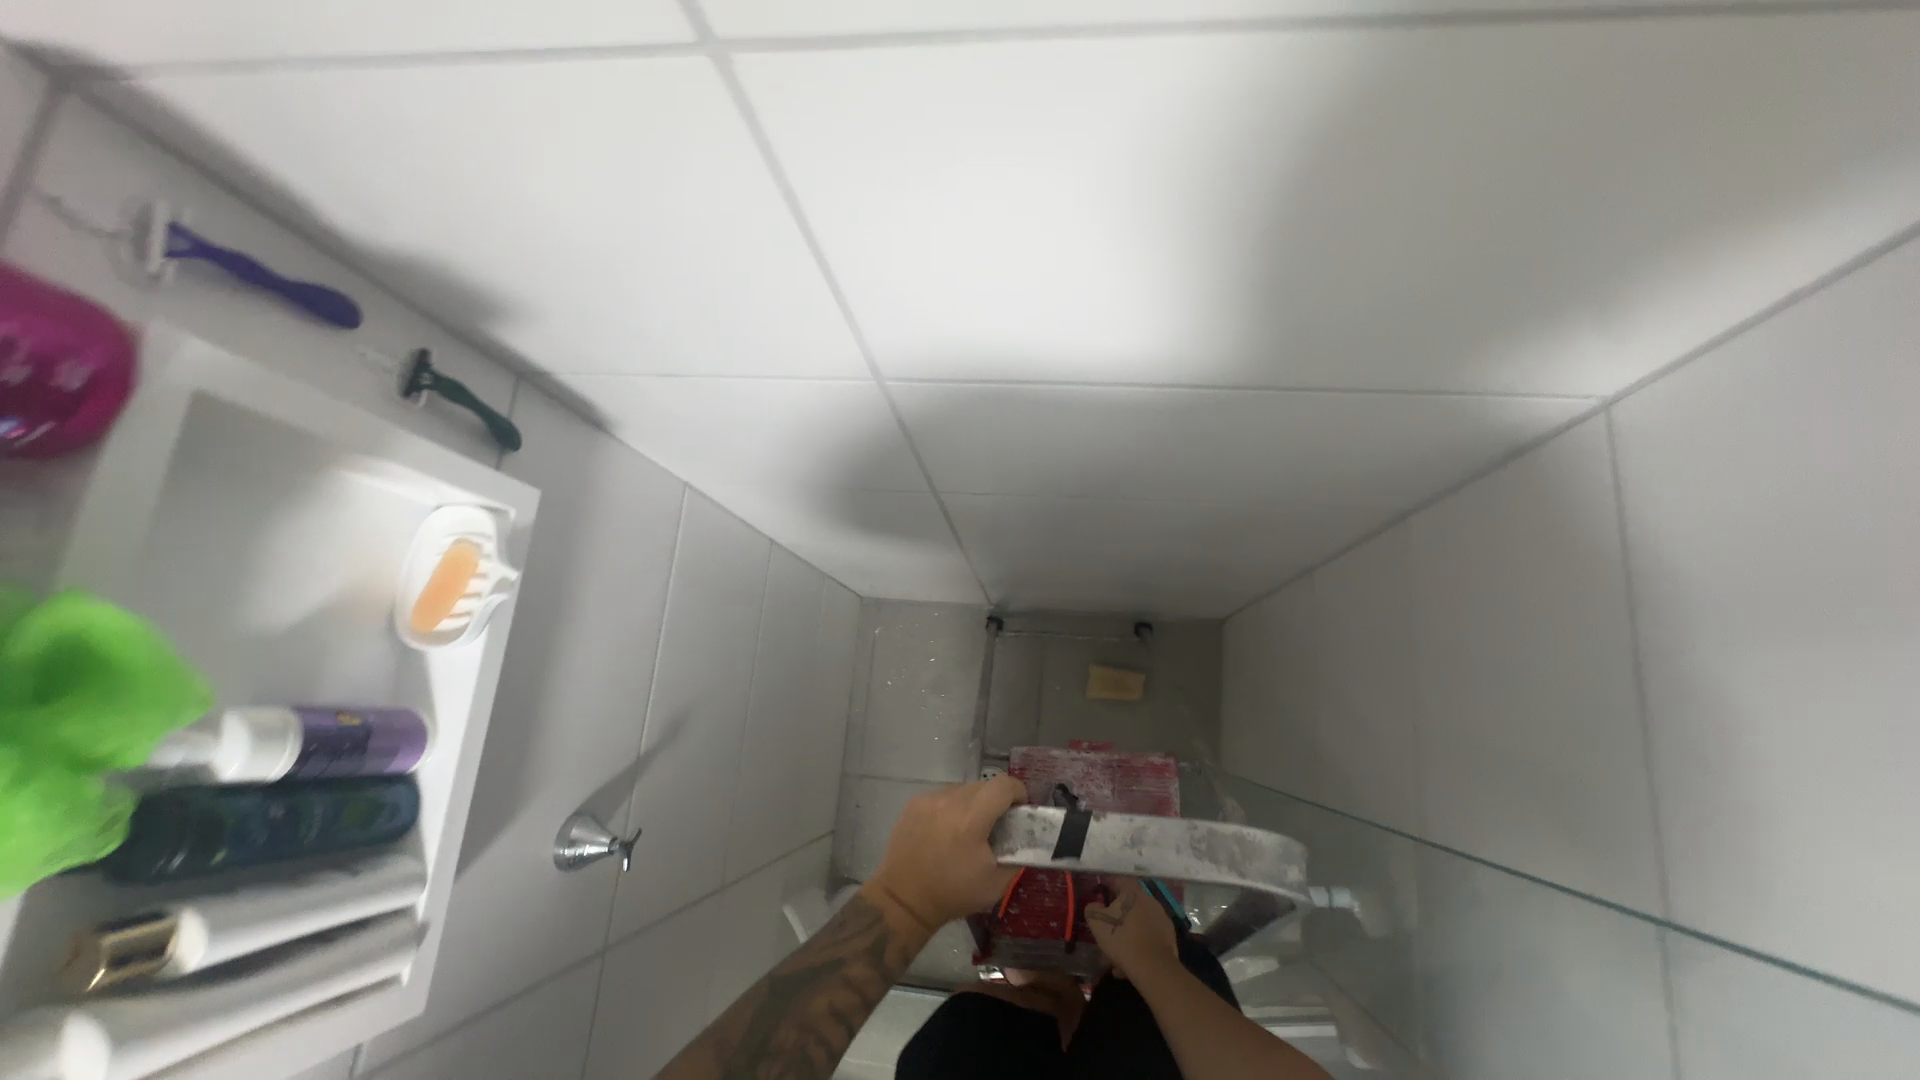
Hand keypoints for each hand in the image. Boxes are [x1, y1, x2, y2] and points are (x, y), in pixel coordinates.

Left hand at [864, 775, 1026, 933]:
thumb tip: (1026, 837)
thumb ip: (1017, 855)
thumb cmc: (953, 894)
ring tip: (968, 830)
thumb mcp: (996, 883)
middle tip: (996, 826)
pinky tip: (946, 831)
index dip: (1018, 792)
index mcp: (971, 820)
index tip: (1019, 810)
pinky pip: (944, 795)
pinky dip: (952, 807)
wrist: (904, 899)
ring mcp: (929, 799)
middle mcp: (949, 801)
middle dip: (996, 801)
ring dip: (973, 803)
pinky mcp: (914, 802)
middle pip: (984, 785)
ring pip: (963, 789)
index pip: (1003, 785)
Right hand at [1085, 879, 1179, 981]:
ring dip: (1129, 932)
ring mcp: (1162, 917)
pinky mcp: (1169, 935)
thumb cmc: (1121, 938)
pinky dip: (1140, 944)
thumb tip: (1095, 905)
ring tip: (1117, 953)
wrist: (1153, 966)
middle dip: (1119, 915)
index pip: (1119, 881)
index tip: (1100, 897)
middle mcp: (1149, 900)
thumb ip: (1092, 908)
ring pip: (1140, 922)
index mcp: (1132, 892)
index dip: (1108, 887)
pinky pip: (1149, 936)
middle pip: (1130, 903)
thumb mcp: (1097, 922)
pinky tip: (1131, 961)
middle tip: (1108, 929)